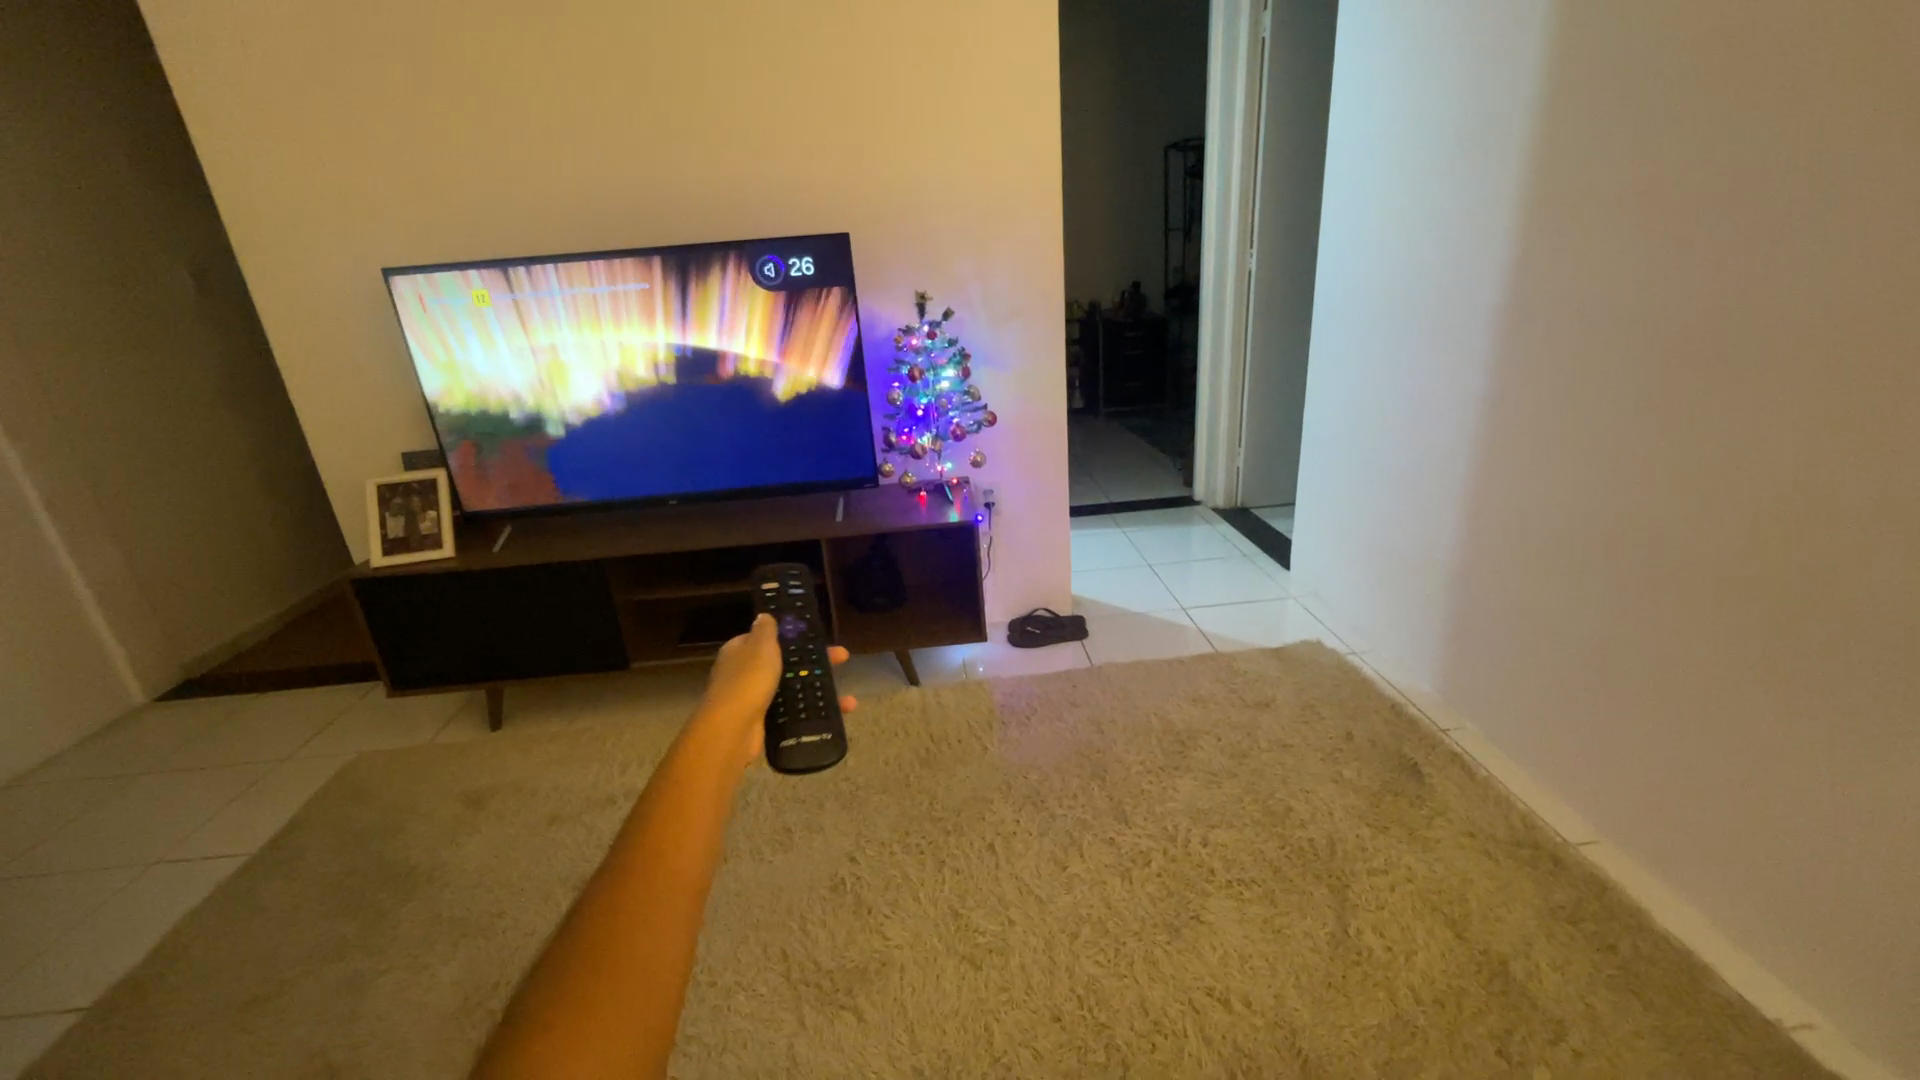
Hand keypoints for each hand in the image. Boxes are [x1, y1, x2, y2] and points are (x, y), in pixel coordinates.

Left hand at [697, 614, 855, 767]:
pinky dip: (813, 713)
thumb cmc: (748, 681)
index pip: (765, 638)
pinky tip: (834, 715)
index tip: (815, 637)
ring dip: (819, 691)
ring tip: (848, 699)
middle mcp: (745, 673)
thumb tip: (764, 615)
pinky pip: (793, 712)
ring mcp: (755, 698)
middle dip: (814, 662)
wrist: (732, 730)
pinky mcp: (764, 721)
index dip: (791, 636)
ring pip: (792, 690)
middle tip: (842, 658)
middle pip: (785, 663)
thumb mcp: (760, 646)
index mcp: (740, 651)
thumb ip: (766, 630)